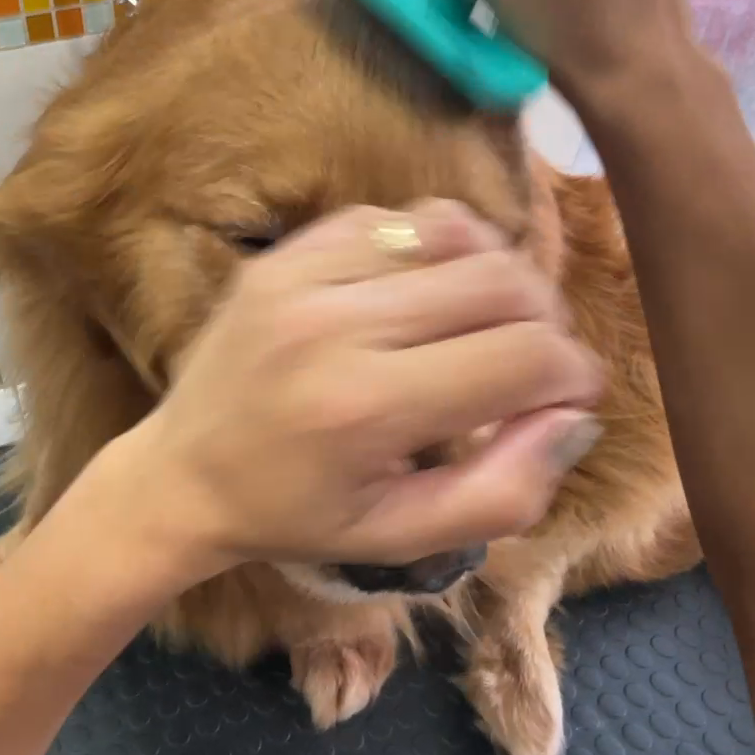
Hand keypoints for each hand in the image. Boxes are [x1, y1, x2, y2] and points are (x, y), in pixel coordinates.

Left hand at [107, 200, 602, 575]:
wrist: (182, 474)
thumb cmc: (294, 515)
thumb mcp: (401, 535)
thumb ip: (504, 492)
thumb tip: (572, 415)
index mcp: (367, 407)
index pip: (526, 356)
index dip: (571, 377)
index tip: (560, 400)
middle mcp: (334, 325)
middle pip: (502, 281)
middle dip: (542, 323)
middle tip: (524, 364)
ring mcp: (300, 276)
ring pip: (454, 232)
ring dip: (491, 276)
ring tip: (476, 324)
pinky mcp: (282, 256)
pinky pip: (390, 218)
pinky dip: (427, 249)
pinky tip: (416, 296)